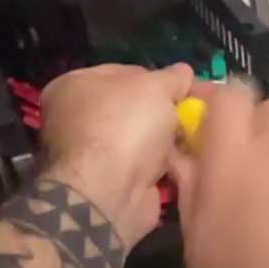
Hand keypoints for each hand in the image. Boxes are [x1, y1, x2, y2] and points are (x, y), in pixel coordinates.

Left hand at [40, 64, 193, 247]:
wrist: (110, 195)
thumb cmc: (124, 127)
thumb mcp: (155, 87)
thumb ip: (172, 77)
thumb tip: (184, 73)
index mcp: (72, 86)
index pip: (122, 72)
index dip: (156, 78)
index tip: (183, 89)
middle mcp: (74, 118)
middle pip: (131, 107)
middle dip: (163, 112)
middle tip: (193, 114)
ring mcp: (89, 155)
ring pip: (139, 138)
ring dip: (165, 140)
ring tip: (196, 137)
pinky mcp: (107, 184)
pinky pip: (142, 166)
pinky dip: (162, 166)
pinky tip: (186, 161)